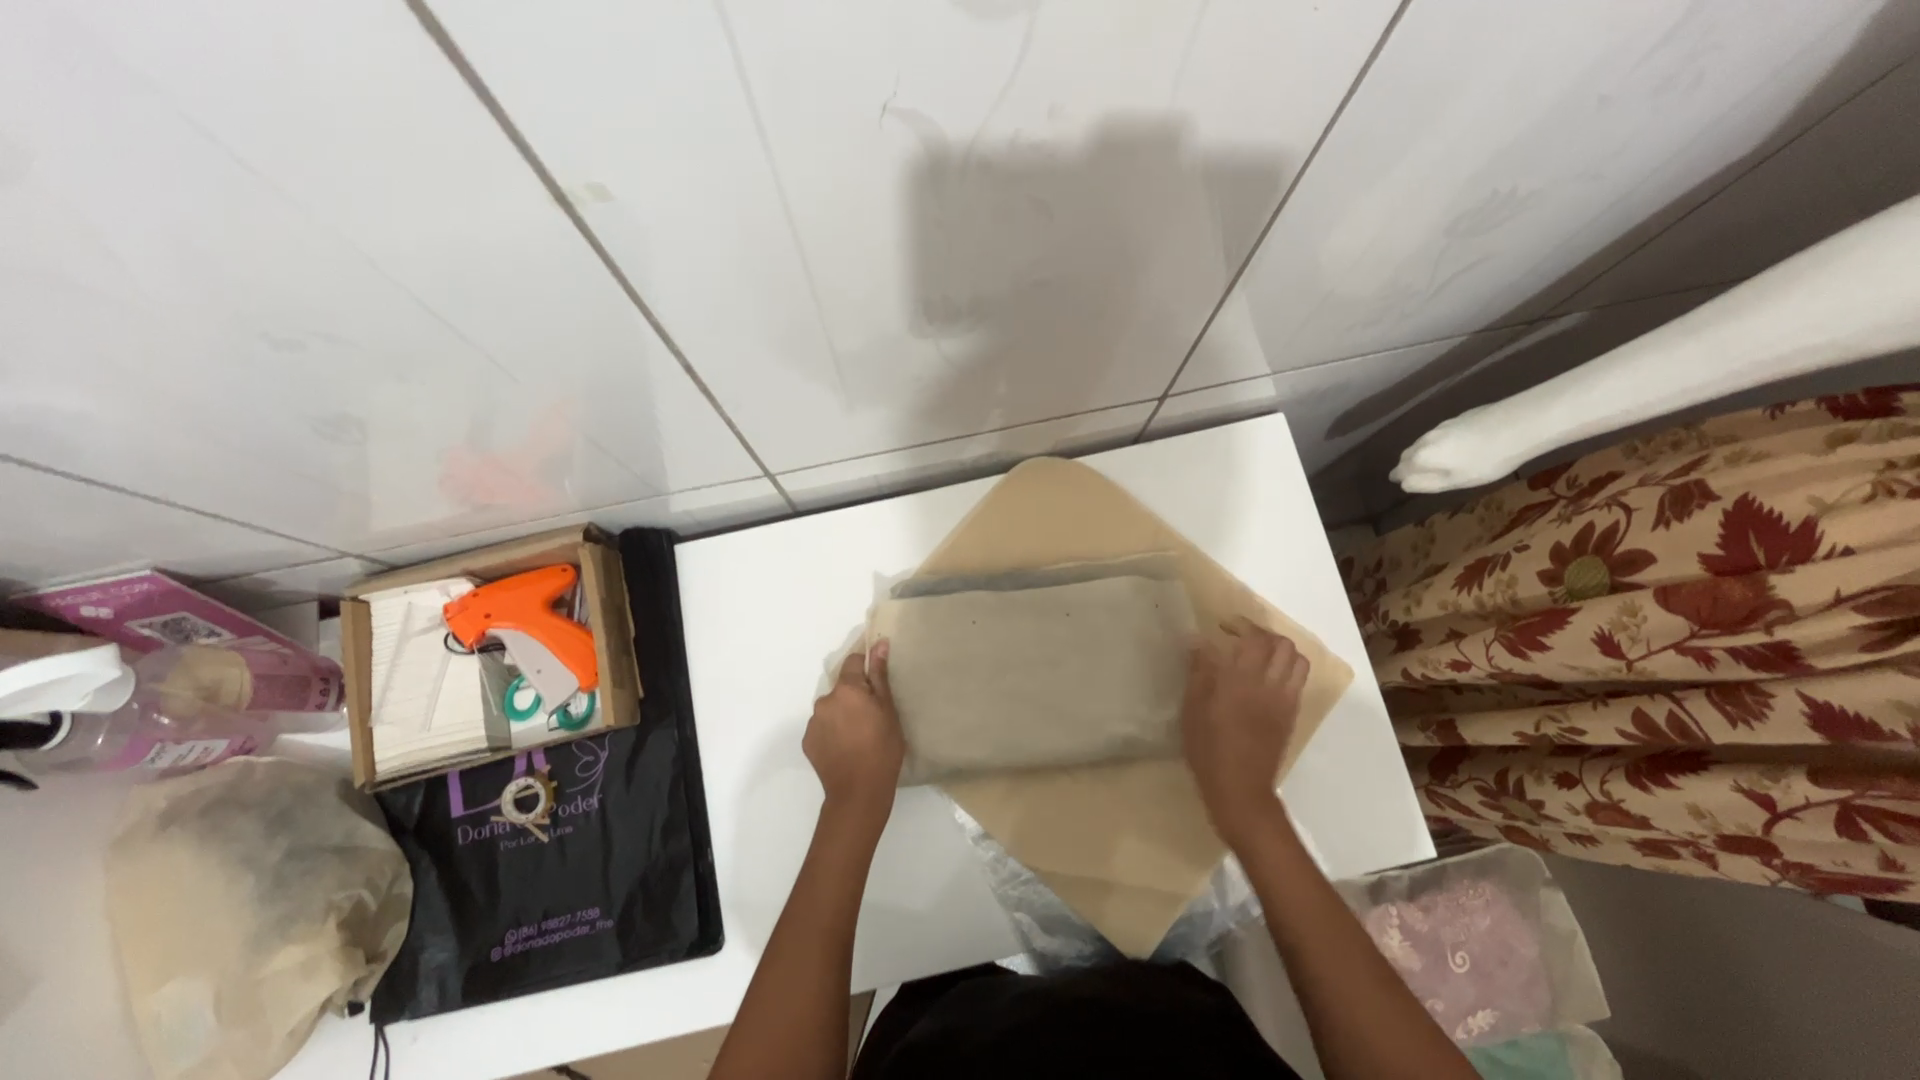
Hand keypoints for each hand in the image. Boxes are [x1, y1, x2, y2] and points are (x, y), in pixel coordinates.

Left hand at [804, 642, 905, 823]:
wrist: (859, 792)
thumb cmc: (882, 748)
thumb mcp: (888, 710)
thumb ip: (879, 675)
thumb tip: (878, 644)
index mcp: (846, 689)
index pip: (853, 662)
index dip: (865, 666)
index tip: (877, 680)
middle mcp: (824, 700)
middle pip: (842, 688)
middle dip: (855, 696)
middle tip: (873, 717)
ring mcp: (813, 722)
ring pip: (831, 709)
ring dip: (843, 715)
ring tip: (859, 736)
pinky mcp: (808, 741)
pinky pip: (823, 728)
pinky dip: (833, 732)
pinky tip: (846, 748)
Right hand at [1181, 619, 1310, 847]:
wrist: (1240, 788)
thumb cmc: (1208, 749)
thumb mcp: (1192, 709)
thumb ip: (1199, 672)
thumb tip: (1200, 642)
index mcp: (1242, 681)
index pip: (1253, 638)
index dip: (1241, 625)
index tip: (1223, 627)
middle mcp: (1270, 685)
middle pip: (1281, 644)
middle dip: (1262, 634)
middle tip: (1240, 638)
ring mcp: (1285, 699)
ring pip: (1297, 660)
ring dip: (1279, 650)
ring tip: (1258, 655)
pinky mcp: (1292, 714)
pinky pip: (1298, 680)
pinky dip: (1286, 668)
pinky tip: (1266, 678)